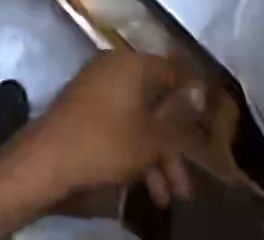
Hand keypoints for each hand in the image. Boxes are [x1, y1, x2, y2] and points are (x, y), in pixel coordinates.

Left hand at [23, 51, 209, 207]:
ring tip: (168, 197)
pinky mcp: (87, 108)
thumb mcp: (152, 137)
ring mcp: (99, 86)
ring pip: (140, 118)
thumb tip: (200, 94)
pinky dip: (136, 151)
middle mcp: (117, 67)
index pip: (176, 71)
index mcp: (134, 64)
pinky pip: (121, 124)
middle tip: (188, 179)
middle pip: (158, 101)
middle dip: (176, 144)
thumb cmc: (106, 141)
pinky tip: (145, 188)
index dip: (197, 94)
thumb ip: (180, 118)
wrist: (48, 158)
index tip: (215, 120)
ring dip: (158, 157)